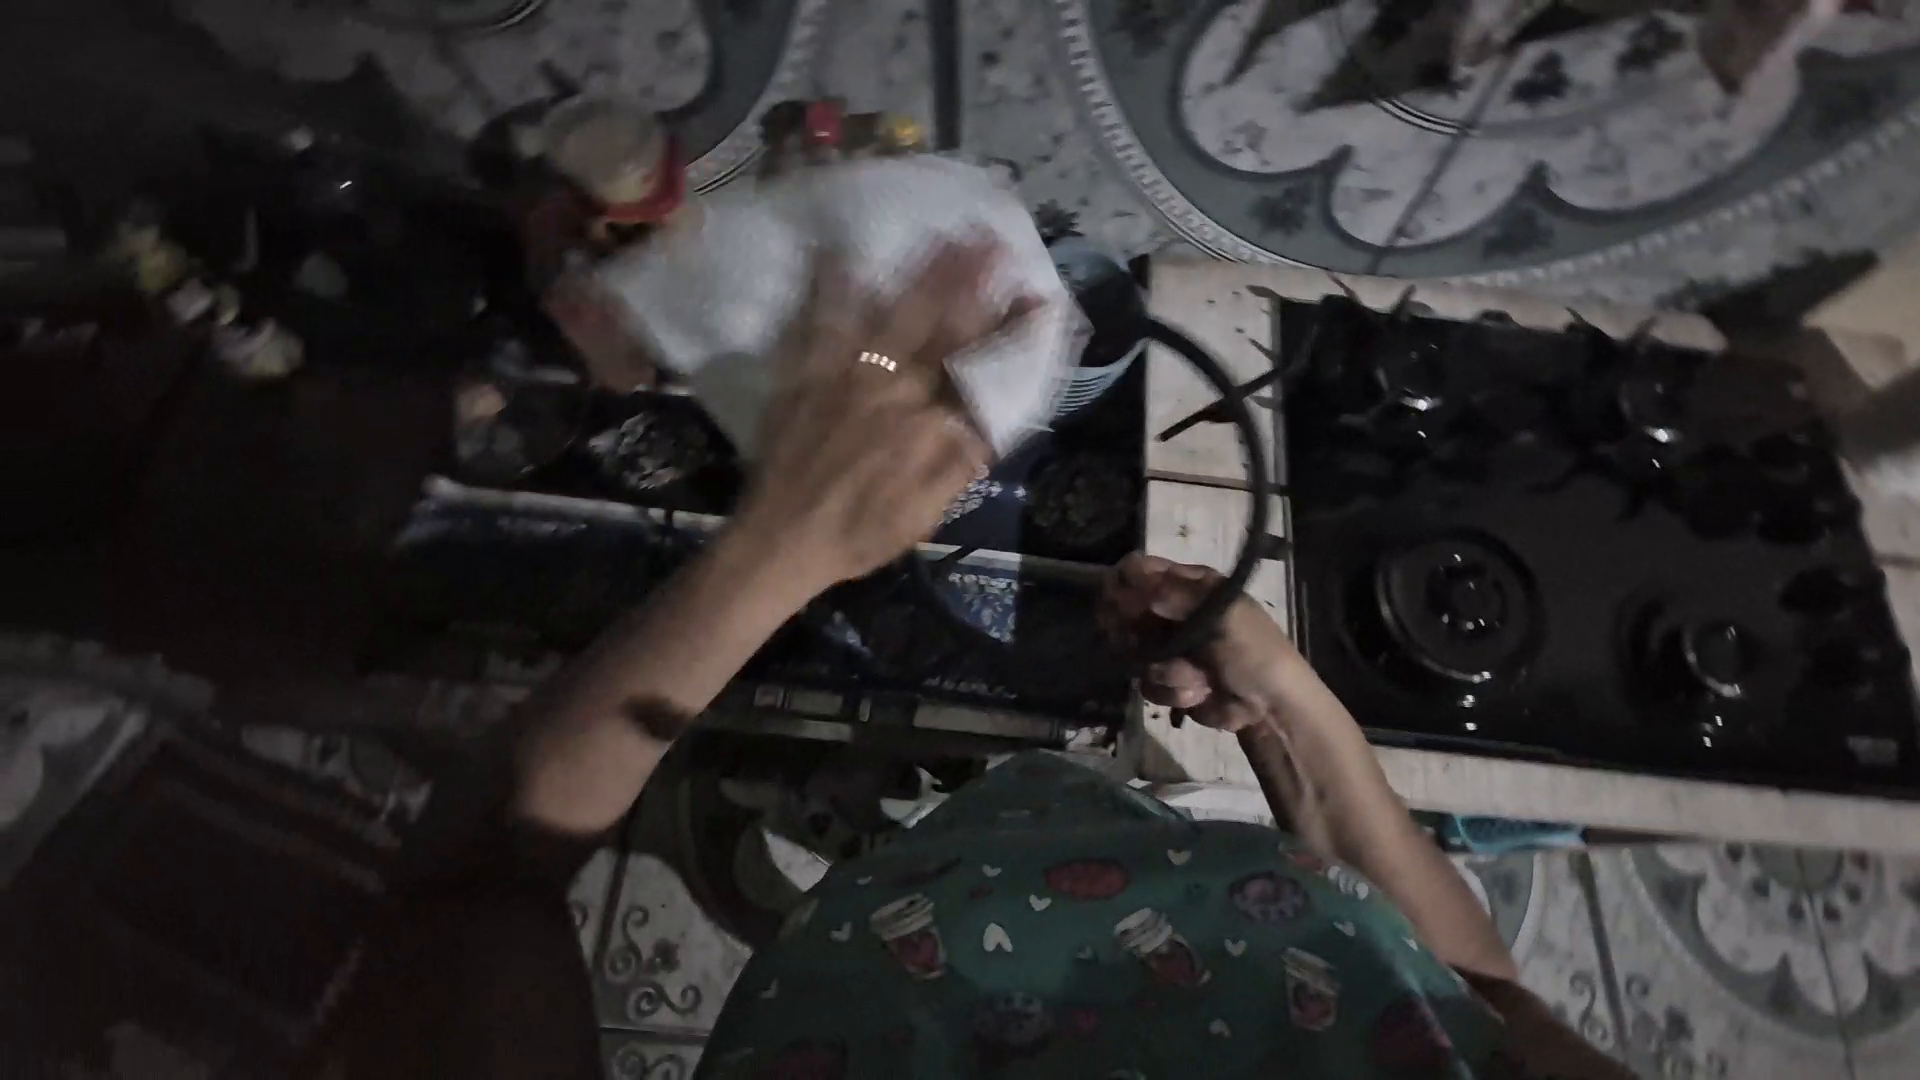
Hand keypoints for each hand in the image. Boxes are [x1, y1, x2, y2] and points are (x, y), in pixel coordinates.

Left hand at [732, 238, 1028, 587]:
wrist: (782, 540)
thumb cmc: (860, 533)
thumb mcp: (925, 512)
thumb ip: (960, 463)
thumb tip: (997, 419)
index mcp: (925, 426)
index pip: (979, 368)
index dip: (1011, 331)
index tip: (1037, 299)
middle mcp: (890, 390)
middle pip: (937, 326)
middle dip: (969, 280)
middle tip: (993, 240)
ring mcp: (843, 377)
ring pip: (887, 313)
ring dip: (919, 272)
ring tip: (942, 234)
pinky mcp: (803, 376)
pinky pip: (817, 322)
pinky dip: (828, 286)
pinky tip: (837, 250)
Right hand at [1102, 552, 1309, 732]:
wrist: (1272, 706)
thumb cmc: (1255, 650)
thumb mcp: (1222, 614)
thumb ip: (1175, 595)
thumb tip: (1131, 578)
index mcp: (1188, 586)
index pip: (1138, 570)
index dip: (1122, 585)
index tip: (1118, 604)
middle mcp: (1171, 612)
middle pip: (1123, 613)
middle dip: (1135, 635)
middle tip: (1153, 647)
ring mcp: (1165, 647)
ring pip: (1134, 653)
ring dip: (1167, 671)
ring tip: (1200, 678)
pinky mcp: (1165, 679)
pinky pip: (1146, 683)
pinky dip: (1174, 691)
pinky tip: (1200, 695)